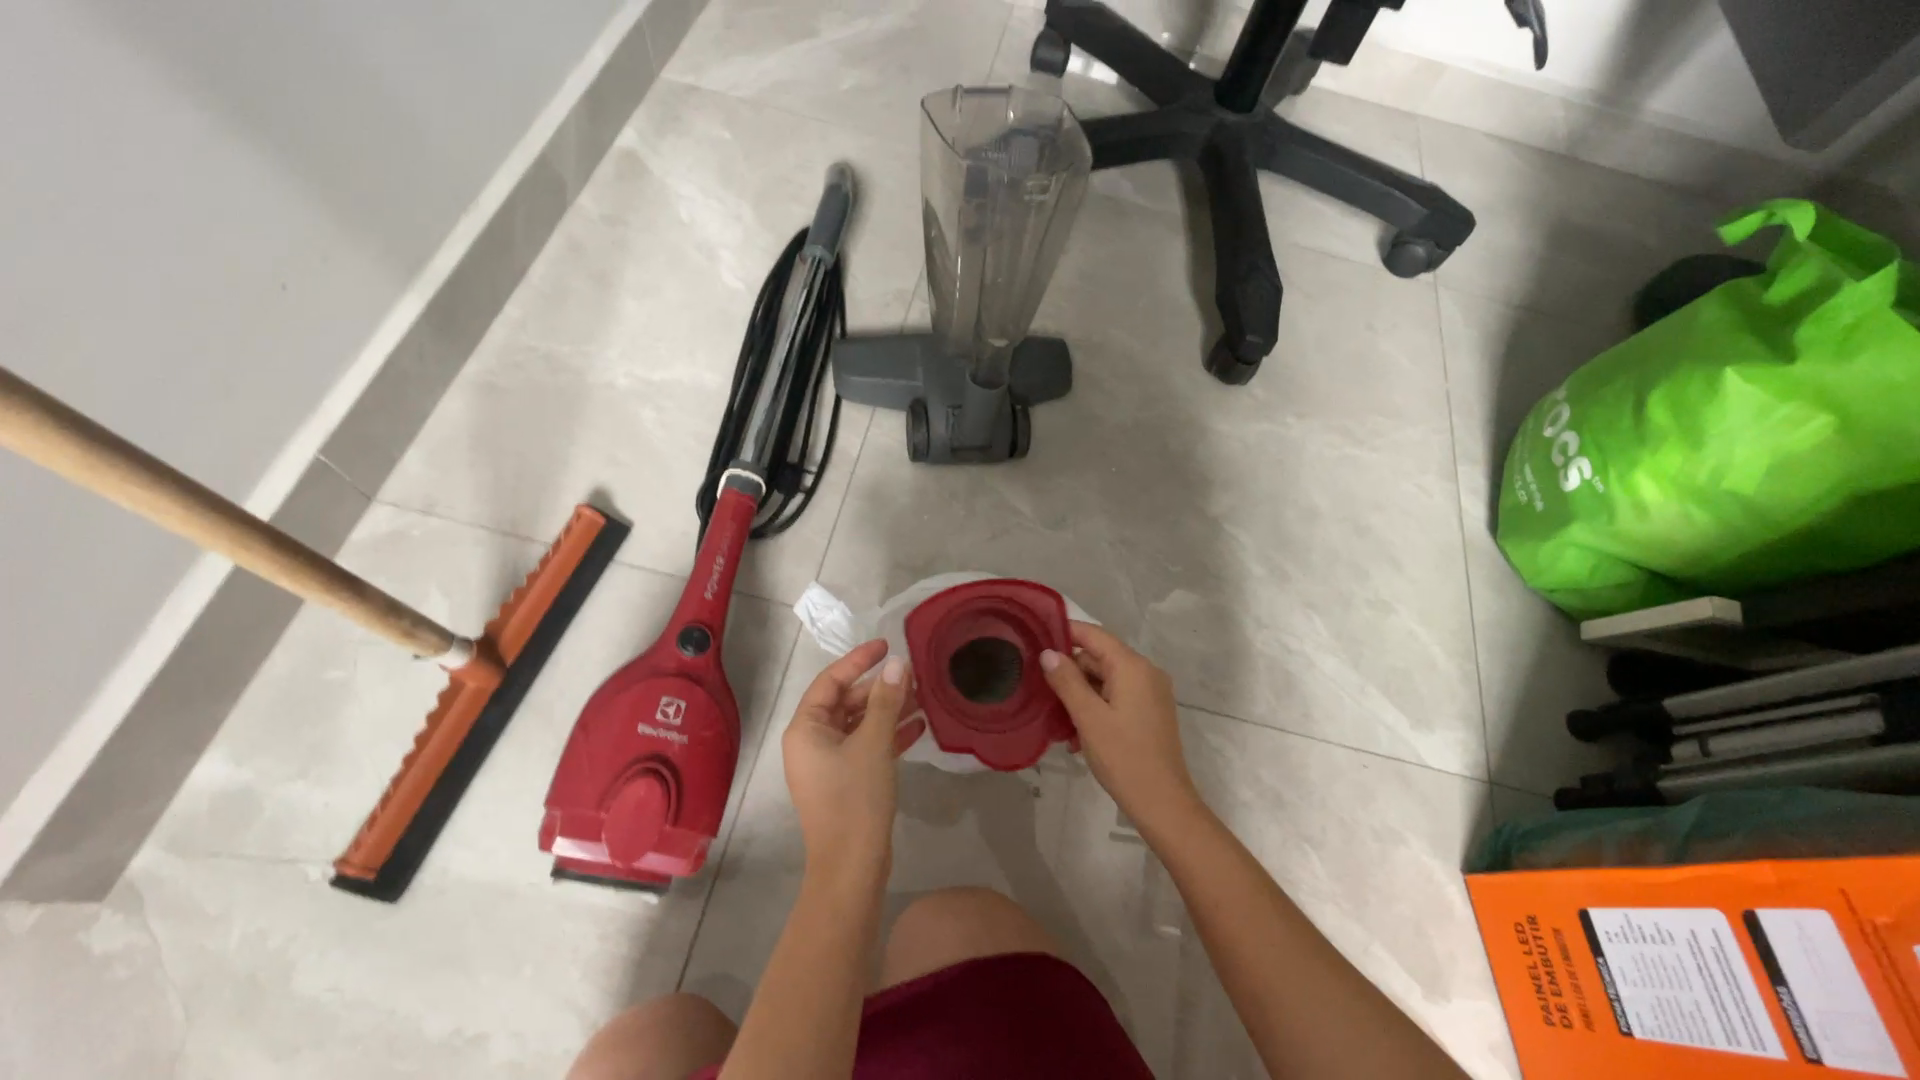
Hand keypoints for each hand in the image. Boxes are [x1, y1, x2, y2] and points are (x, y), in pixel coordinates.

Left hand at [782, 640, 924, 877]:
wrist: (851, 865)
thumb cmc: (855, 797)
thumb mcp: (874, 743)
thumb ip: (885, 701)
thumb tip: (897, 664)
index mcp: (805, 728)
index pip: (830, 681)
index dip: (859, 660)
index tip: (887, 644)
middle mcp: (810, 742)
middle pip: (845, 702)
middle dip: (879, 688)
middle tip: (913, 674)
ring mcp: (827, 764)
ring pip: (858, 725)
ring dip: (888, 711)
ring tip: (923, 697)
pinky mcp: (845, 781)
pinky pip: (865, 747)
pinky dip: (888, 736)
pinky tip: (919, 727)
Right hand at [1040, 622, 1201, 829]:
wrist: (1162, 802)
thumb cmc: (1123, 757)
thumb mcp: (1088, 718)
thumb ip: (1067, 681)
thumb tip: (1048, 653)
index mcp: (1133, 667)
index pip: (1094, 635)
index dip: (1066, 633)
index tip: (1036, 639)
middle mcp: (1146, 673)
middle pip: (1099, 659)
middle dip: (1070, 674)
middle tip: (1041, 692)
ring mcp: (1150, 694)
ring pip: (1106, 682)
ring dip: (1080, 698)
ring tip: (1057, 724)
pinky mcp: (1149, 714)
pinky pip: (1117, 699)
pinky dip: (1095, 710)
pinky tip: (1076, 738)